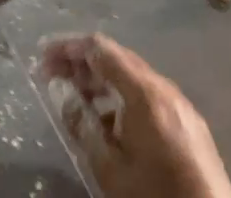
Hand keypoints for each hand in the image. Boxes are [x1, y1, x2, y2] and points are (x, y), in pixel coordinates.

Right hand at [42, 34, 230, 197]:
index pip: (100, 49)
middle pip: (116, 57)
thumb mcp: (110, 168)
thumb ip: (82, 125)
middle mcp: (164, 88)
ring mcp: (179, 104)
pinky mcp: (187, 121)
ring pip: (132, 76)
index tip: (43, 58)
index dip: (68, 48)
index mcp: (144, 92)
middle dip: (81, 62)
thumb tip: (62, 92)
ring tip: (75, 98)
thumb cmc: (156, 195)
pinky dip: (121, 95)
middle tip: (51, 76)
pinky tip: (107, 121)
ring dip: (101, 80)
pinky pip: (148, 94)